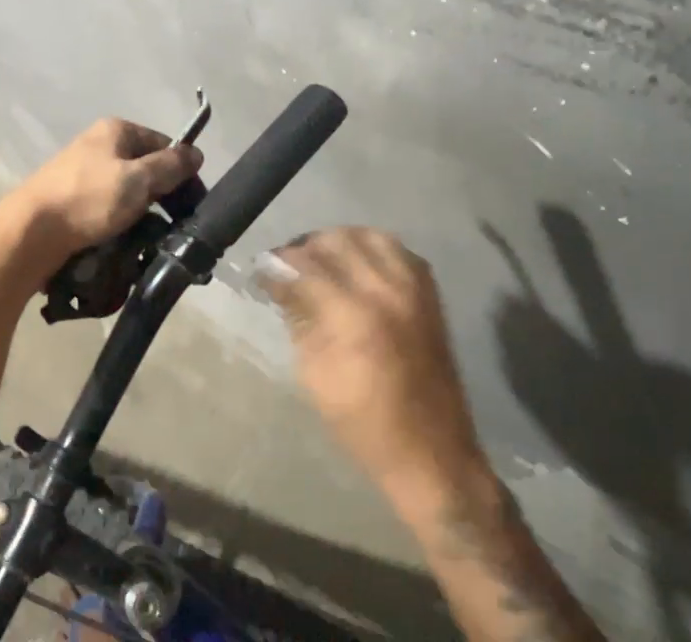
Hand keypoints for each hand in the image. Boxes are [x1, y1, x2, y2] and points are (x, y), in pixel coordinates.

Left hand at [1, 118, 202, 262]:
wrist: (31, 231)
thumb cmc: (88, 199)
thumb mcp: (137, 180)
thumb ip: (170, 166)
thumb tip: (196, 154)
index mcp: (116, 130)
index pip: (164, 144)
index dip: (183, 171)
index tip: (193, 203)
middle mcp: (99, 145)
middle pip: (146, 167)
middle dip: (163, 195)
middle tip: (175, 225)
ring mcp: (83, 173)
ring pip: (128, 191)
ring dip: (142, 212)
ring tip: (151, 237)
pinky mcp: (73, 199)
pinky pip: (109, 207)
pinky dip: (121, 221)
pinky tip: (126, 240)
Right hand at [258, 228, 486, 494]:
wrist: (431, 452)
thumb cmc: (363, 423)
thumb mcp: (315, 373)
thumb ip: (298, 318)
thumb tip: (278, 284)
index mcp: (353, 314)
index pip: (305, 266)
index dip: (277, 264)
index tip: (259, 269)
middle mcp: (387, 290)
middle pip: (338, 240)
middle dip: (306, 247)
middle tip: (286, 266)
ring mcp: (415, 290)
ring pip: (371, 237)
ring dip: (340, 242)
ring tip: (320, 262)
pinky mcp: (431, 296)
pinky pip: (399, 252)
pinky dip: (372, 251)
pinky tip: (356, 269)